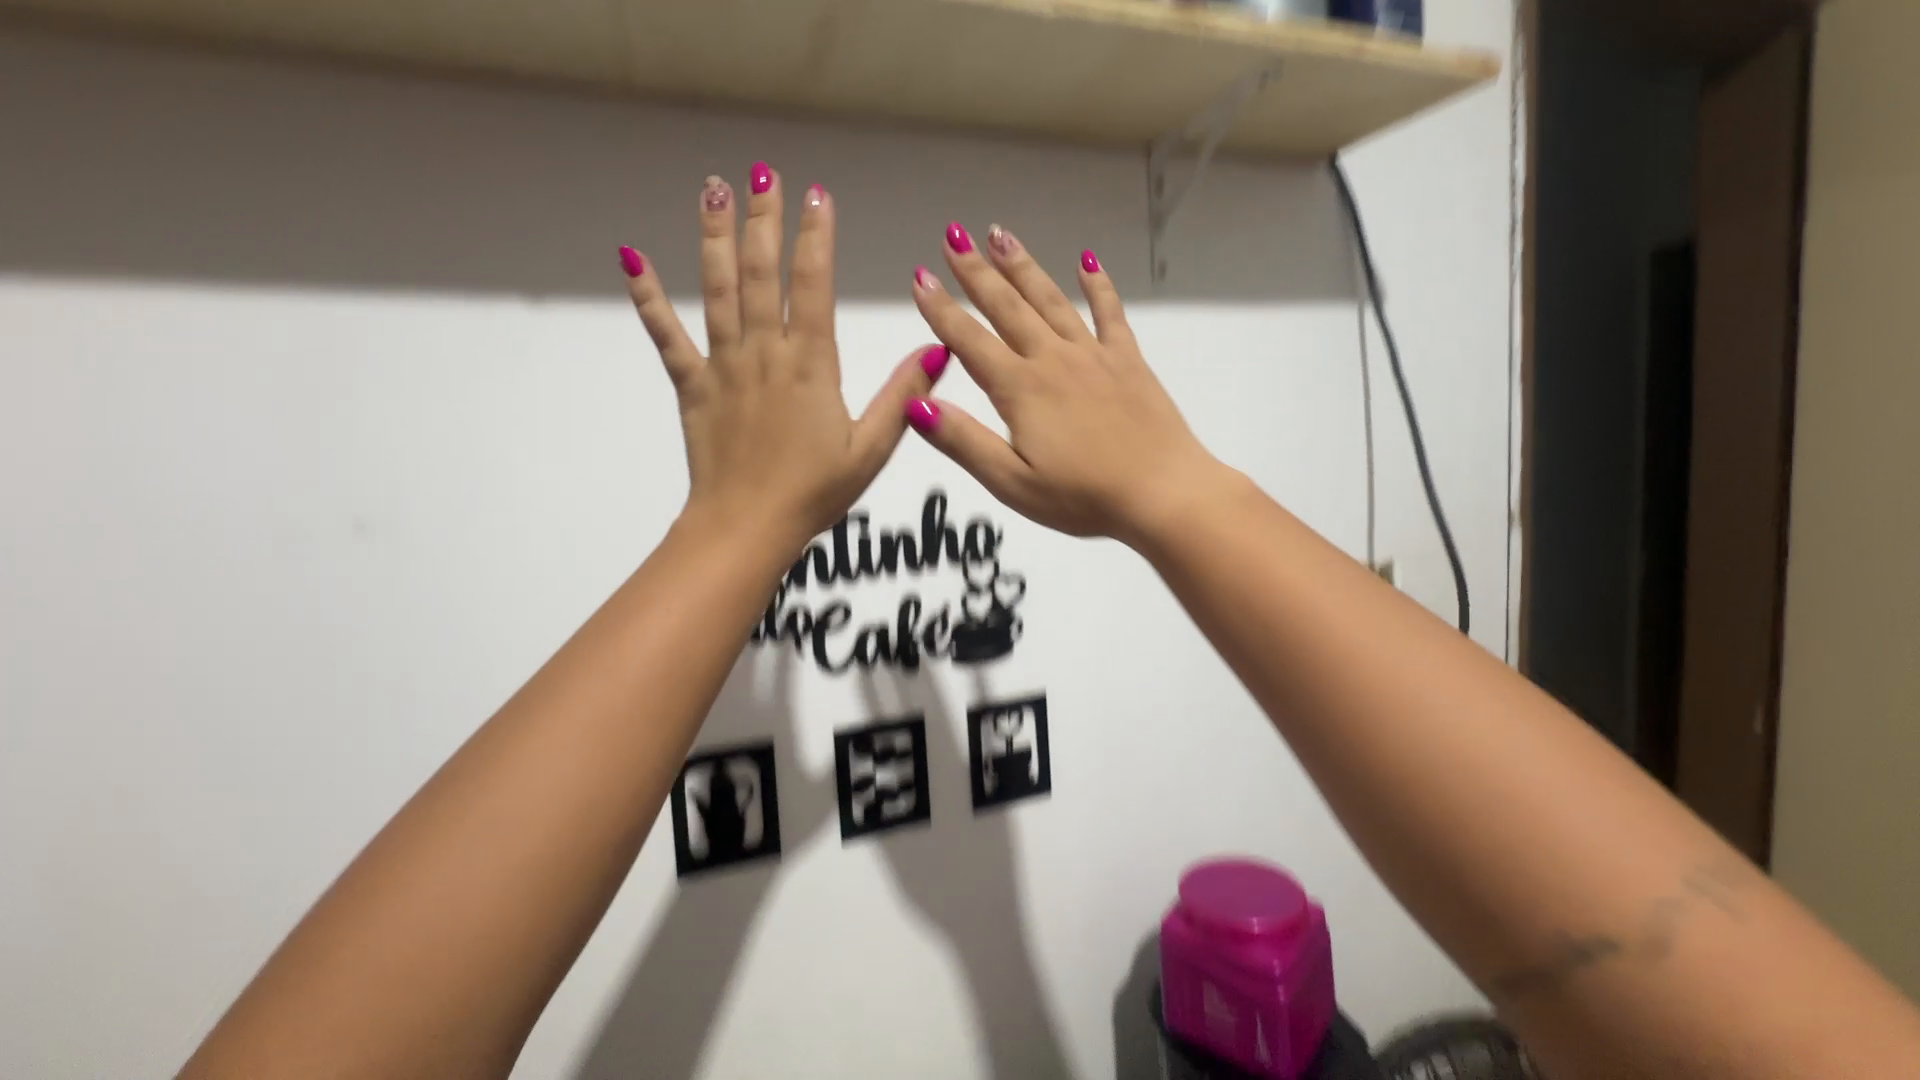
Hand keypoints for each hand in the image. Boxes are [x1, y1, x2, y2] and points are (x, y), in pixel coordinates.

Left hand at [621, 166, 949, 545]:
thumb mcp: (871, 449)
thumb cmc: (813, 493)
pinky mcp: (692, 386)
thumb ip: (902, 396)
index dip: (816, 238)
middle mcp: (765, 354)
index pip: (813, 286)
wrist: (746, 526)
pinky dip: (648, 298)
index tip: (818, 196)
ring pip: (717, 290)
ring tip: (713, 188)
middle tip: (763, 174)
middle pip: (762, 273)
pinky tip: (632, 258)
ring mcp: (723, 366)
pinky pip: (667, 336)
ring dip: (714, 237)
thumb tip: (937, 350)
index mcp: (811, 366)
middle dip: (765, 220)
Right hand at [905, 223, 1229, 543]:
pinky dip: (1098, 286)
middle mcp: (1053, 360)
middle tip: (954, 236)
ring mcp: (1094, 356)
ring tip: (1001, 235)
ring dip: (1023, 267)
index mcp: (1020, 389)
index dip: (941, 309)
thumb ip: (963, 441)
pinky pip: (1110, 314)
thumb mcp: (1012, 482)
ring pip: (1051, 300)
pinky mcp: (1128, 362)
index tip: (920, 278)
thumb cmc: (1084, 497)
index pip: (969, 341)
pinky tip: (1088, 262)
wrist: (1163, 493)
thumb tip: (918, 403)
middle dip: (976, 271)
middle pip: (1008, 307)